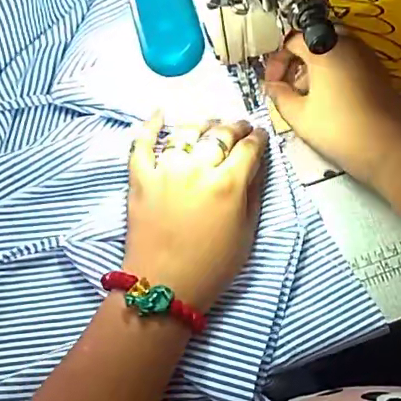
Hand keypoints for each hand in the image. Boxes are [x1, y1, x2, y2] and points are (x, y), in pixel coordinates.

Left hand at [122, 115, 266, 309]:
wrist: (164, 286)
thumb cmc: (213, 265)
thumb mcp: (246, 232)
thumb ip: (253, 193)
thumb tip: (257, 165)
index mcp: (228, 184)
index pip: (248, 148)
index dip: (258, 138)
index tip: (260, 135)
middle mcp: (197, 169)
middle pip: (219, 134)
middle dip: (234, 127)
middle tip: (240, 127)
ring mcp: (165, 171)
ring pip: (186, 132)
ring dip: (202, 124)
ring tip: (209, 124)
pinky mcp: (140, 178)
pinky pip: (141, 143)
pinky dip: (149, 126)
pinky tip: (159, 114)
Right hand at [263, 33, 400, 187]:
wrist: (385, 148)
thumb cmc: (338, 130)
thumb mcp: (299, 116)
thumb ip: (279, 95)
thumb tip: (272, 86)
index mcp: (325, 48)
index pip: (292, 40)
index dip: (277, 61)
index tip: (273, 83)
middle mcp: (348, 44)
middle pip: (315, 42)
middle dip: (298, 61)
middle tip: (290, 85)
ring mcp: (368, 57)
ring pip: (335, 51)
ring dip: (318, 68)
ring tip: (309, 96)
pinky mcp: (380, 72)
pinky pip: (352, 63)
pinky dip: (337, 73)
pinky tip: (332, 99)